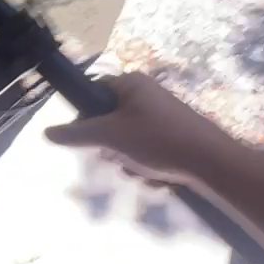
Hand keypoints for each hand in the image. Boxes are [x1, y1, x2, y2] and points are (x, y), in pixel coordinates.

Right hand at [43, 72, 239, 185]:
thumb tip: (46, 133)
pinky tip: (155, 179)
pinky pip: (150, 148)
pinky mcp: (180, 136)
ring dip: (128, 159)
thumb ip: (75, 134)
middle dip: (109, 145)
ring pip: (129, 137)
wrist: (217, 166)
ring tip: (138, 173)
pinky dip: (148, 164)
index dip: (85, 115)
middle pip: (110, 118)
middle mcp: (149, 94)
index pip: (94, 91)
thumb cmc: (158, 140)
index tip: (87, 138)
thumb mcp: (109, 136)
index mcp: (132, 84)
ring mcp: (166, 116)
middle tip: (115, 158)